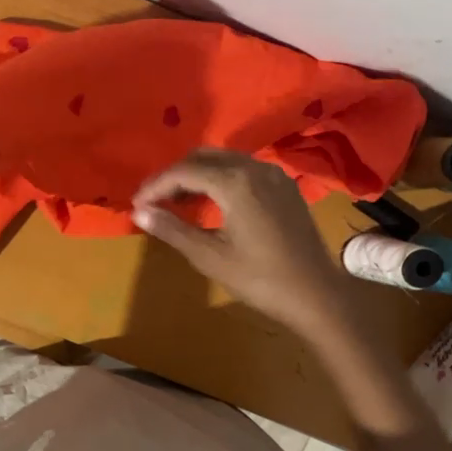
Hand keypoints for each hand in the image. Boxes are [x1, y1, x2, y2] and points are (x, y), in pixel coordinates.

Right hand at [132, 149, 353, 333]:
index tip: (136, 204)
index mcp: (235, 182)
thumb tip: (139, 212)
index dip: (155, 185)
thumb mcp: (209, 257)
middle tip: (154, 201)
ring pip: (225, 160)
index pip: (183, 171)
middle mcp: (255, 168)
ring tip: (178, 203)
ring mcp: (274, 175)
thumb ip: (173, 229)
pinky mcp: (285, 187)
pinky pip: (244, 170)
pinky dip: (221, 179)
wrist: (315, 294)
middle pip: (204, 157)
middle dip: (175, 175)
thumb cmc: (259, 279)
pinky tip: (212, 204)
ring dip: (198, 176)